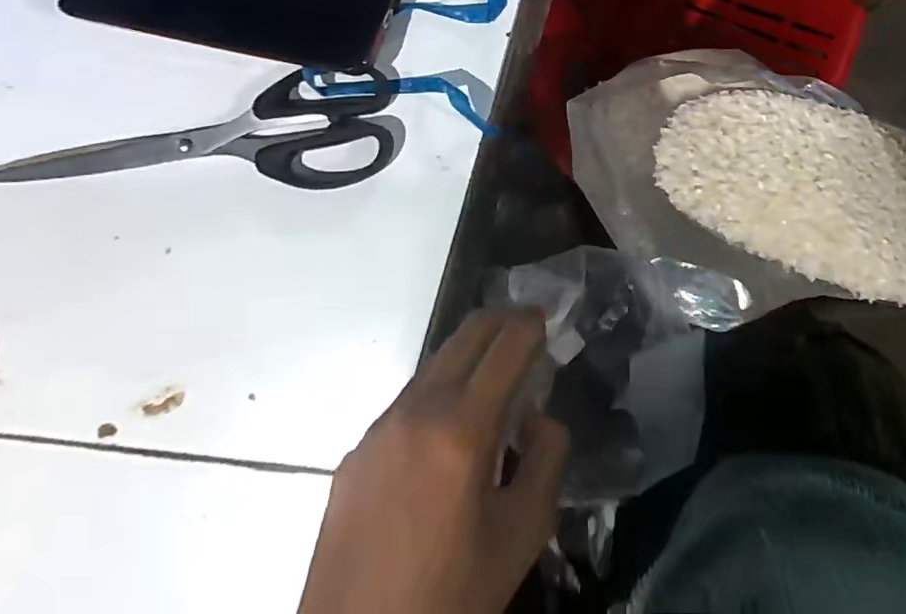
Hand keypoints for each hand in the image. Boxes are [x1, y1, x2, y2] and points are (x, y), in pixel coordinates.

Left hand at [297, 310, 569, 613]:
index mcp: (462, 429)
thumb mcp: (526, 528)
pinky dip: (441, 393)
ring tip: (498, 384)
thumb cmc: (454, 590)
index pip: (507, 344)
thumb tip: (538, 416)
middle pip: (466, 335)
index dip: (533, 323)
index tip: (551, 320)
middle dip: (504, 321)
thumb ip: (548, 455)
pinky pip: (408, 403)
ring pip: (435, 365)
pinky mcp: (354, 457)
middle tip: (531, 332)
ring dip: (472, 357)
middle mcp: (415, 414)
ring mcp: (377, 433)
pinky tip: (452, 436)